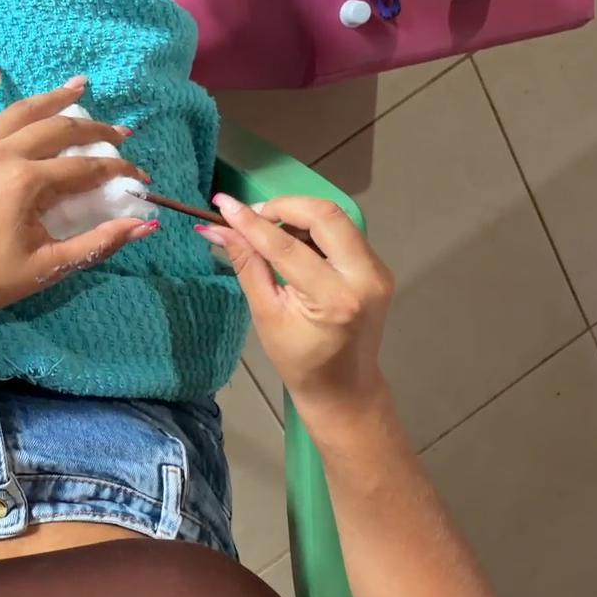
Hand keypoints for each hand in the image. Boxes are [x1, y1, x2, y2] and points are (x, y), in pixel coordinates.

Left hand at [0, 63, 158, 321]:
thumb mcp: (50, 266)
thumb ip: (99, 243)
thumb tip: (145, 226)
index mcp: (25, 182)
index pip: (84, 167)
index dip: (116, 170)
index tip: (139, 176)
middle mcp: (0, 155)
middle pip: (57, 130)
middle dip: (93, 130)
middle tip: (119, 131)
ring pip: (19, 112)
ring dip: (51, 98)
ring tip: (77, 86)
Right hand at [198, 194, 393, 414]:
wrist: (345, 389)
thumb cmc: (299, 362)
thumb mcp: (266, 315)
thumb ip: (246, 265)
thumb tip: (217, 230)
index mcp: (333, 298)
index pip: (286, 246)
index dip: (251, 223)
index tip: (224, 206)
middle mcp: (364, 277)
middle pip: (323, 215)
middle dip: (283, 207)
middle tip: (252, 215)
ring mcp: (377, 270)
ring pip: (336, 218)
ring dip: (298, 215)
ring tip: (268, 228)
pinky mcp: (378, 268)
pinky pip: (344, 232)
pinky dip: (314, 228)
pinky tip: (292, 241)